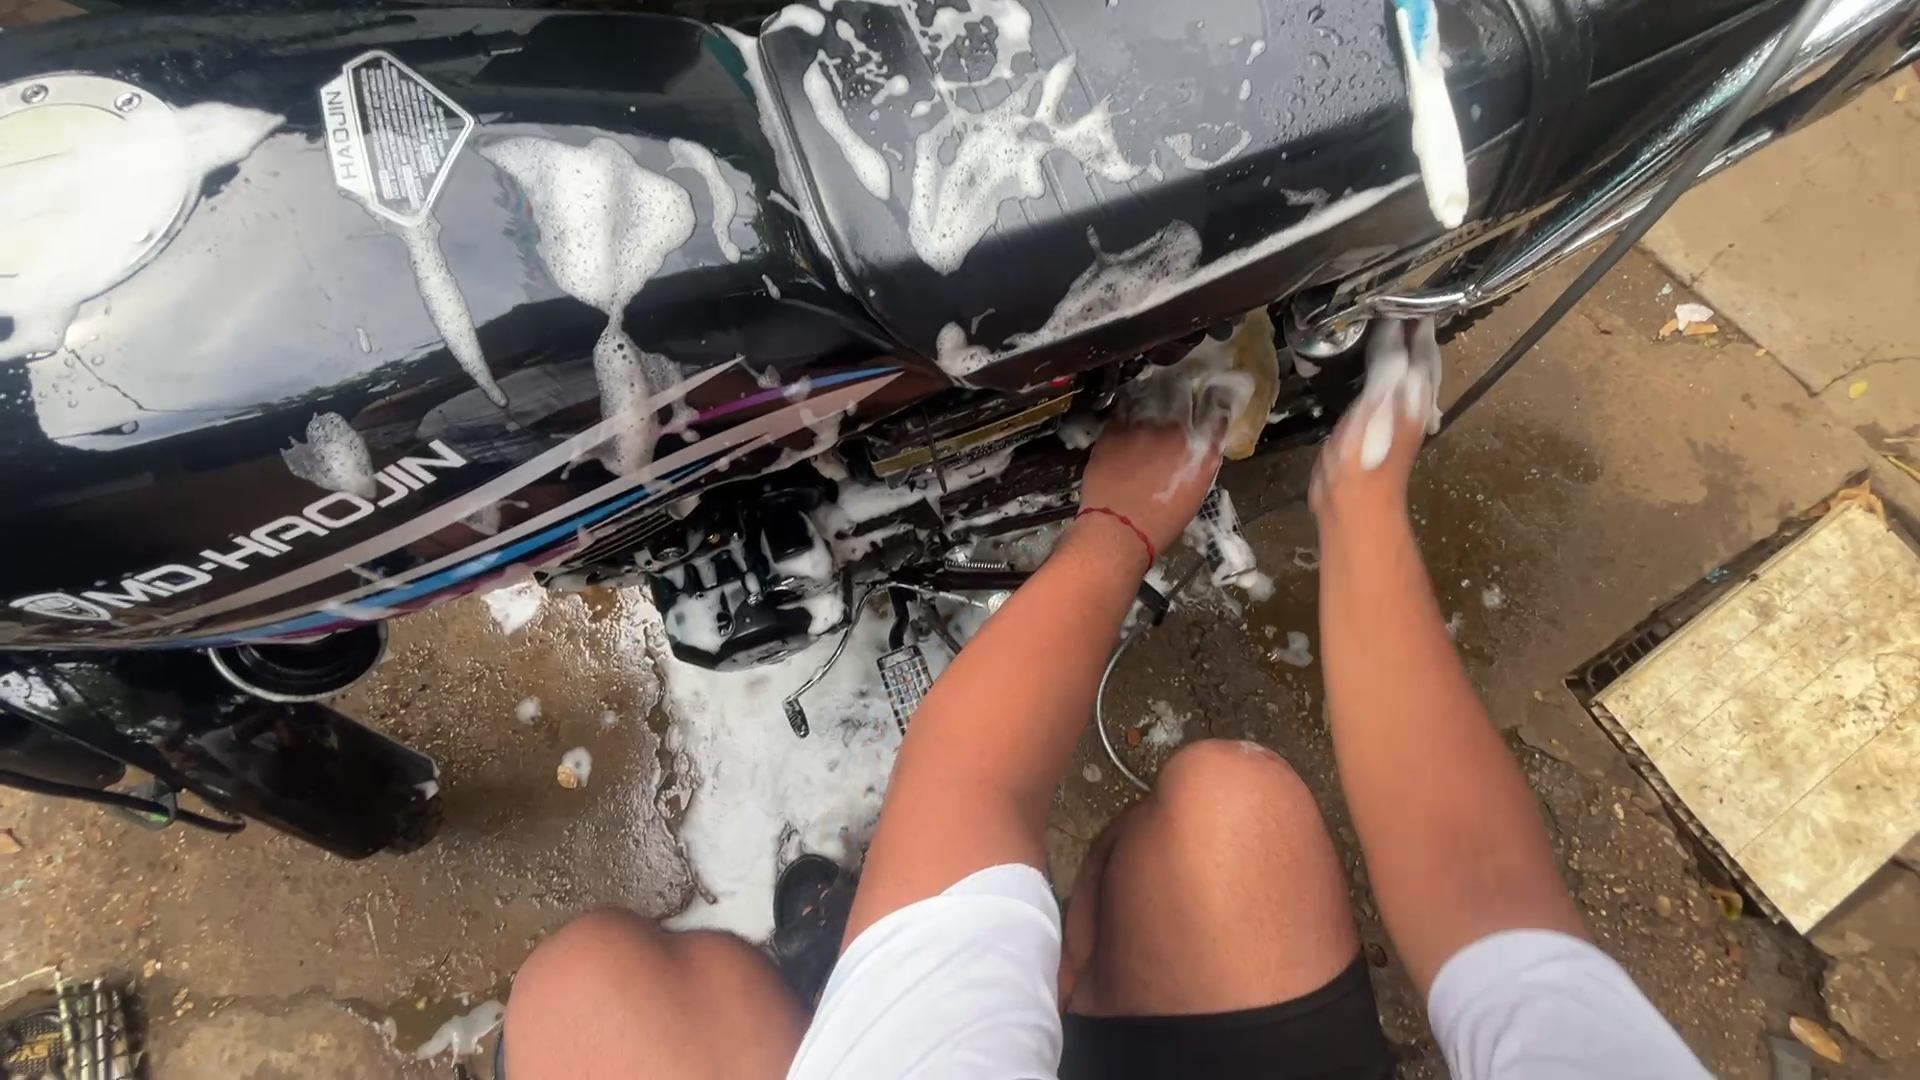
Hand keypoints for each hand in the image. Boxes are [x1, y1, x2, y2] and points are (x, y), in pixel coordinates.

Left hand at [1077, 415, 1223, 562]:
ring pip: (1149, 405)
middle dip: (1178, 406)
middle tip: (1169, 416)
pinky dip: (1123, 422)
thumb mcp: (1192, 495)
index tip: (1205, 409)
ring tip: (1143, 423)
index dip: (1210, 409)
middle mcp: (1178, 431)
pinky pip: (1121, 416)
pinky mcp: (1115, 430)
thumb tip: (1191, 453)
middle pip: (1182, 403)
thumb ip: (1198, 466)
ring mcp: (1144, 427)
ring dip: (1149, 411)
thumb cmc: (1160, 524)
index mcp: (1204, 450)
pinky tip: (1121, 434)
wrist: (1118, 529)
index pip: (1216, 415)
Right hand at [1310, 317, 1440, 529]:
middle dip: (1408, 331)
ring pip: (1398, 372)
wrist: (1353, 502)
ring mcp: (1392, 414)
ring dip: (1393, 350)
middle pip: (1416, 357)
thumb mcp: (1380, 400)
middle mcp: (1412, 398)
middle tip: (1391, 304)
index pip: (1422, 344)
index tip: (1400, 292)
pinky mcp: (1368, 427)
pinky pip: (1375, 388)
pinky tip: (1363, 371)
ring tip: (1379, 329)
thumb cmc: (1369, 453)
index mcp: (1418, 390)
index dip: (1414, 319)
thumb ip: (1388, 363)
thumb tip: (1394, 326)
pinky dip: (1372, 373)